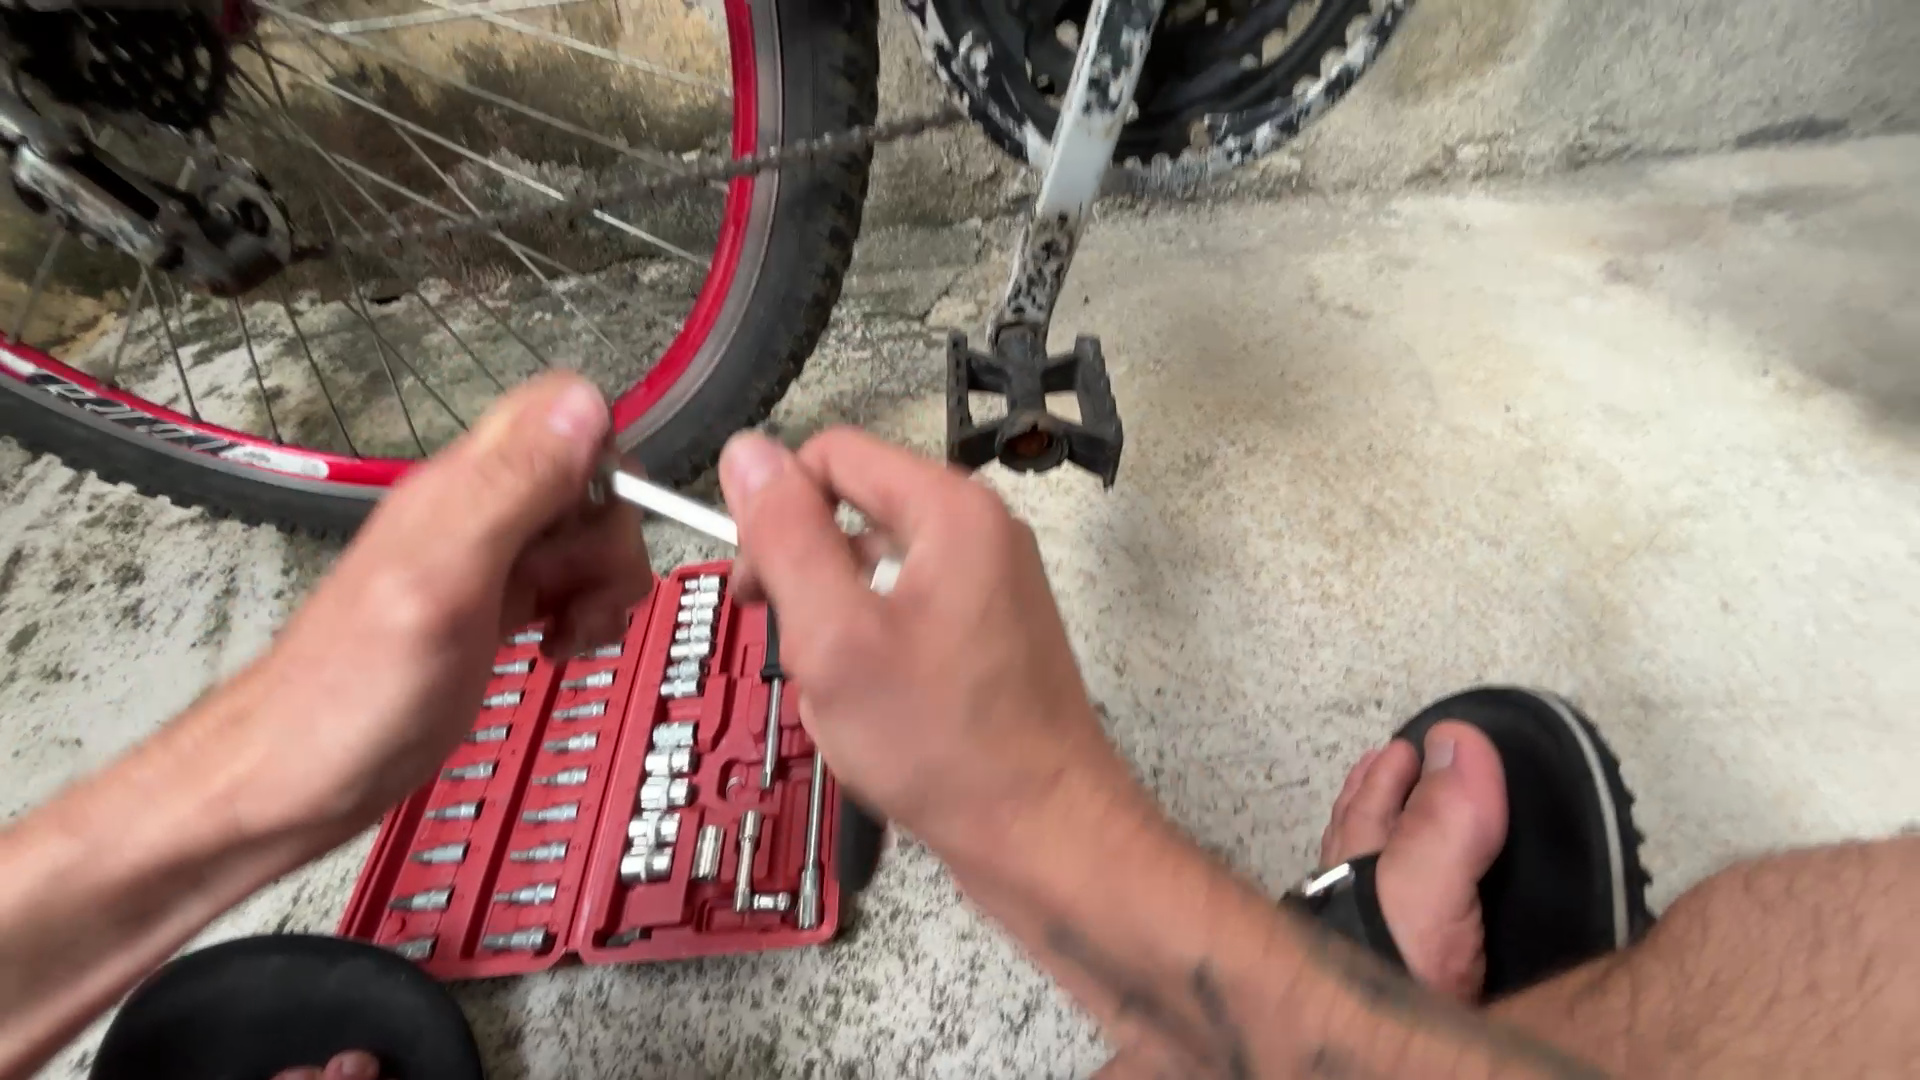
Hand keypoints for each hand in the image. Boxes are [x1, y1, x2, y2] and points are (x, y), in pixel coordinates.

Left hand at [221, 374, 651, 836]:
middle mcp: (487, 507)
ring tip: (569, 632)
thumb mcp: (443, 582)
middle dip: (611, 541)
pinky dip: (588, 612)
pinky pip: (577, 580)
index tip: (595, 527)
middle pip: (596, 483)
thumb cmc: (359, 693)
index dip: (603, 455)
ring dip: (605, 584)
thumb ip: (513, 490)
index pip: (562, 409)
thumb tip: (586, 403)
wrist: (294, 784)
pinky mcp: (505, 598)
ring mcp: (497, 555)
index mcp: (468, 484)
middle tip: (577, 596)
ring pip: (595, 535)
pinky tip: (559, 644)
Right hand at [718, 428, 1140, 861]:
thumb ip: (786, 536)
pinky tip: (872, 708)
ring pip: (875, 573)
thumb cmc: (939, 740)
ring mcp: (993, 582)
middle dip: (810, 579)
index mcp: (951, 509)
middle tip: (798, 652)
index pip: (833, 456)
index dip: (777, 508)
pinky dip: (874, 650)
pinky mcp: (992, 629)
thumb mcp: (836, 634)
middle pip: (855, 513)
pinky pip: (907, 613)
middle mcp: (981, 530)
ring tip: (841, 694)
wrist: (1044, 835)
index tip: (757, 588)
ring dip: (838, 626)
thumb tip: (747, 451)